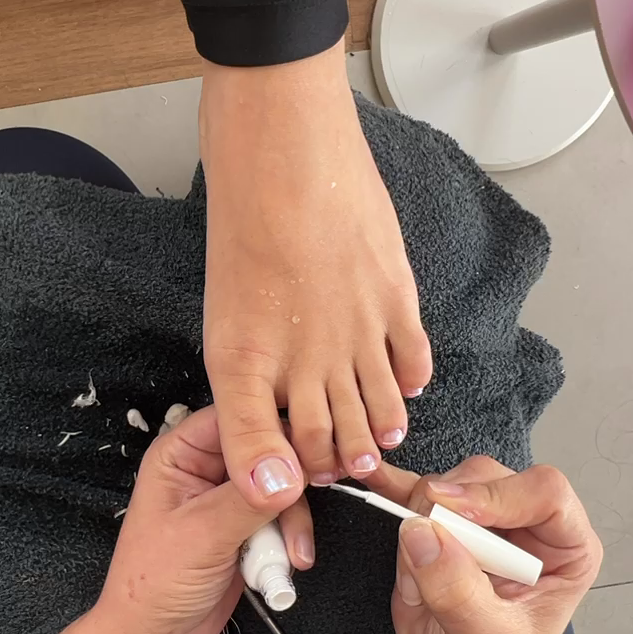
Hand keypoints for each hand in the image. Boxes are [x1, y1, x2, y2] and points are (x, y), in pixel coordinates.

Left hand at [95, 406, 309, 633]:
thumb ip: (248, 500)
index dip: (272, 431)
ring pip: (281, 485)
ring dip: (292, 520)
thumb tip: (292, 471)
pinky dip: (290, 537)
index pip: (235, 418)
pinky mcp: (245, 524)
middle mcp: (205, 467)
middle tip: (303, 508)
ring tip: (293, 553)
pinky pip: (282, 516)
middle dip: (289, 483)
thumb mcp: (202, 534)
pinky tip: (290, 561)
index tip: (306, 452)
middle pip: (266, 451)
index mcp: (180, 452)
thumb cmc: (153, 582)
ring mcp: (227, 497)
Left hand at [200, 41, 432, 512]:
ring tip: (378, 444)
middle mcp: (313, 361)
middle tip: (345, 471)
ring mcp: (360, 329)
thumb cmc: (238, 226)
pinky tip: (407, 387)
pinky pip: (412, 355)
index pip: (285, 453)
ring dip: (375, 430)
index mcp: (255, 370)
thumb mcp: (220, 323)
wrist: (279, 149)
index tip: (303, 484)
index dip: (296, 477)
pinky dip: (409, 379)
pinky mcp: (395, 293)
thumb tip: (274, 481)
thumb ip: (244, 405)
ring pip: (375, 404)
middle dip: (337, 461)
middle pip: (335, 435)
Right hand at [365, 459, 601, 633]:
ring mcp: (480, 516)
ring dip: (420, 516)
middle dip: (449, 509)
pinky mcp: (440, 517)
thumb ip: (459, 593)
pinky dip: (392, 486)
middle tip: (425, 547)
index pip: (543, 493)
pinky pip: (413, 489)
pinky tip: (375, 481)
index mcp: (564, 547)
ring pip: (446, 482)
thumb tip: (422, 532)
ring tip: (416, 575)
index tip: (454, 513)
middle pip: (486, 479)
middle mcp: (526, 521)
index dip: (497, 496)